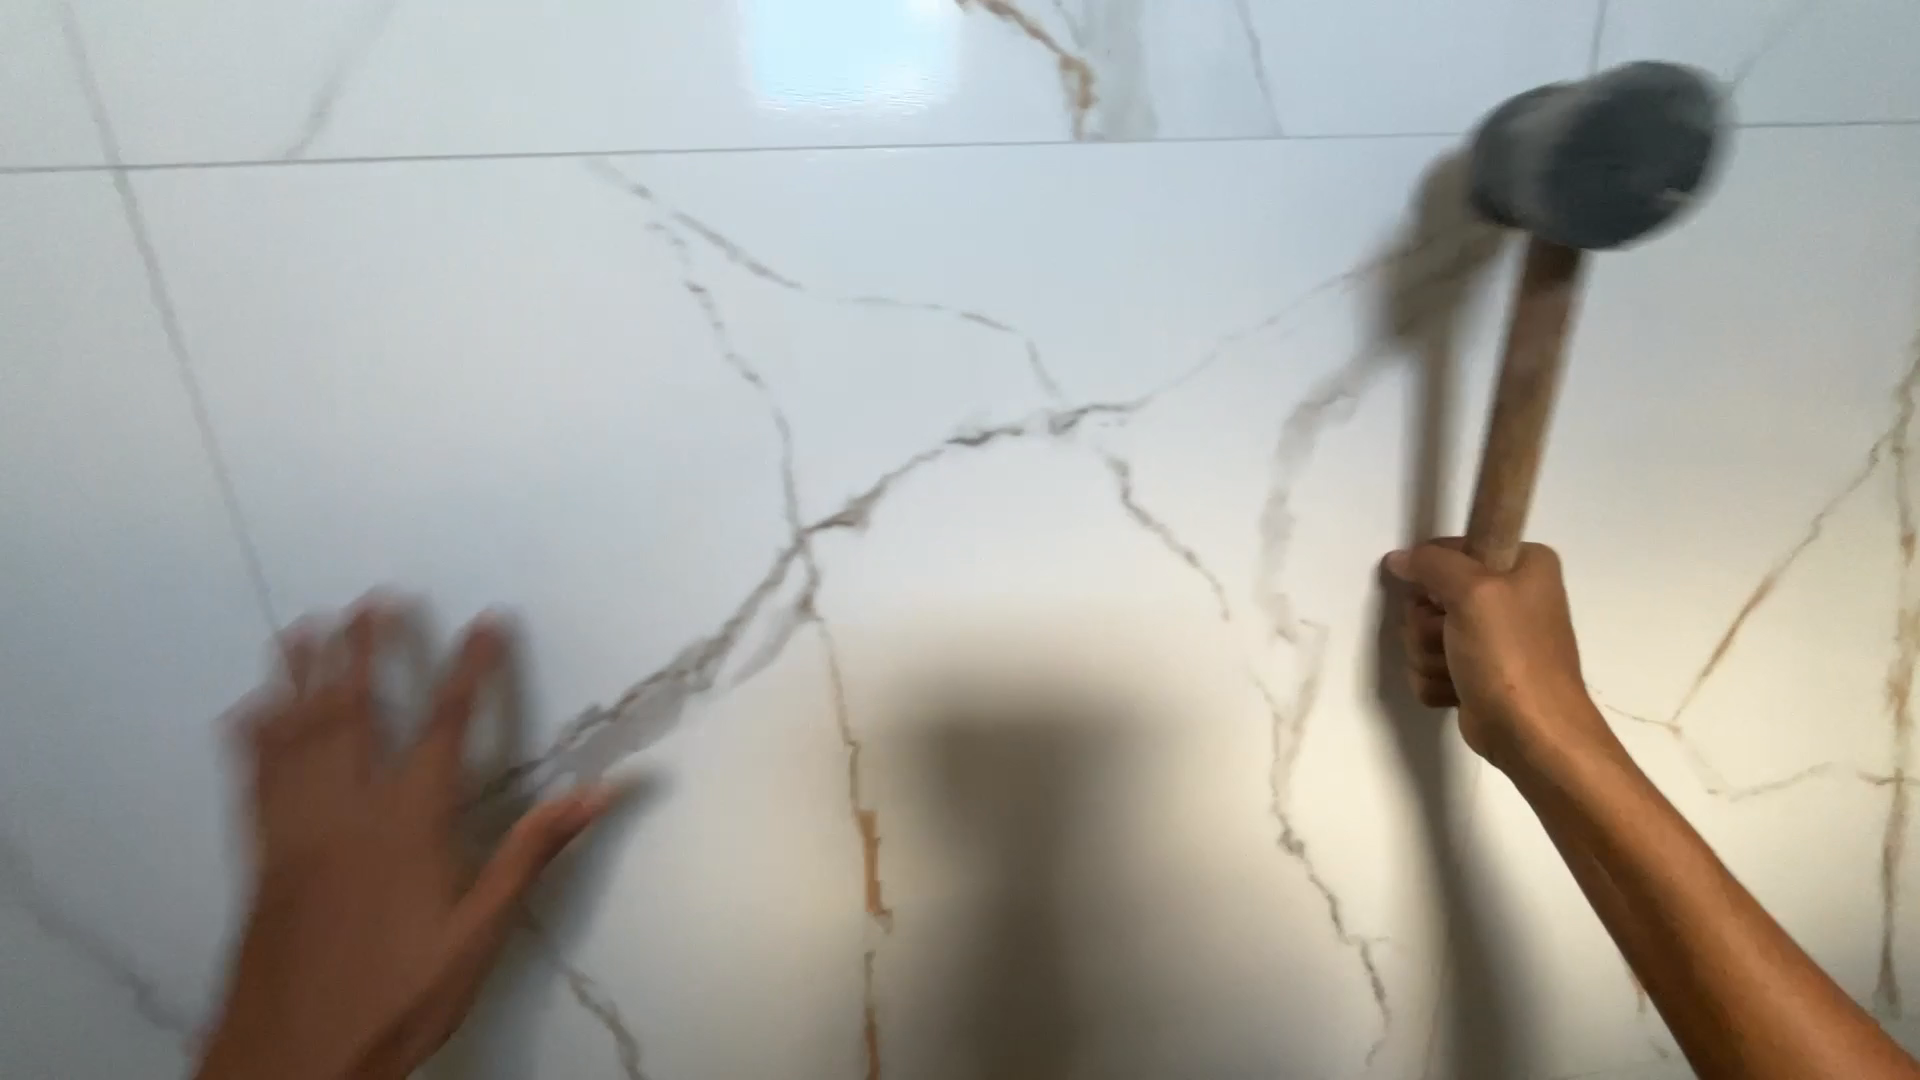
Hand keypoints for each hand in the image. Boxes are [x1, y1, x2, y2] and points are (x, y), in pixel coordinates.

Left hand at [196, 598, 610, 1079]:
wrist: (286, 1074)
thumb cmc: (400, 996)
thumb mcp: (482, 931)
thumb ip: (535, 851)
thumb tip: (602, 788)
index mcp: (406, 827)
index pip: (447, 728)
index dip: (470, 669)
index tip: (486, 621)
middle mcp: (344, 816)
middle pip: (353, 718)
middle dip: (366, 654)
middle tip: (373, 601)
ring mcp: (293, 837)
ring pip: (294, 741)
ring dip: (301, 679)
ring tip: (306, 628)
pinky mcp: (260, 863)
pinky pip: (252, 786)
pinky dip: (252, 741)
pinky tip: (249, 712)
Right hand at [1384, 540, 1618, 769]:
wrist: (1531, 733)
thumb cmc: (1510, 656)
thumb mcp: (1473, 593)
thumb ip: (1432, 564)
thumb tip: (1398, 560)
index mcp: (1522, 565)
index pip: (1450, 549)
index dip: (1433, 574)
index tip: (1440, 598)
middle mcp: (1507, 595)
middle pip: (1427, 596)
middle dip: (1426, 624)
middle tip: (1451, 638)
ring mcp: (1488, 636)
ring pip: (1422, 633)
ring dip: (1428, 654)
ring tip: (1458, 670)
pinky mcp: (1472, 670)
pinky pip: (1426, 663)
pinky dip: (1433, 678)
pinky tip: (1457, 688)